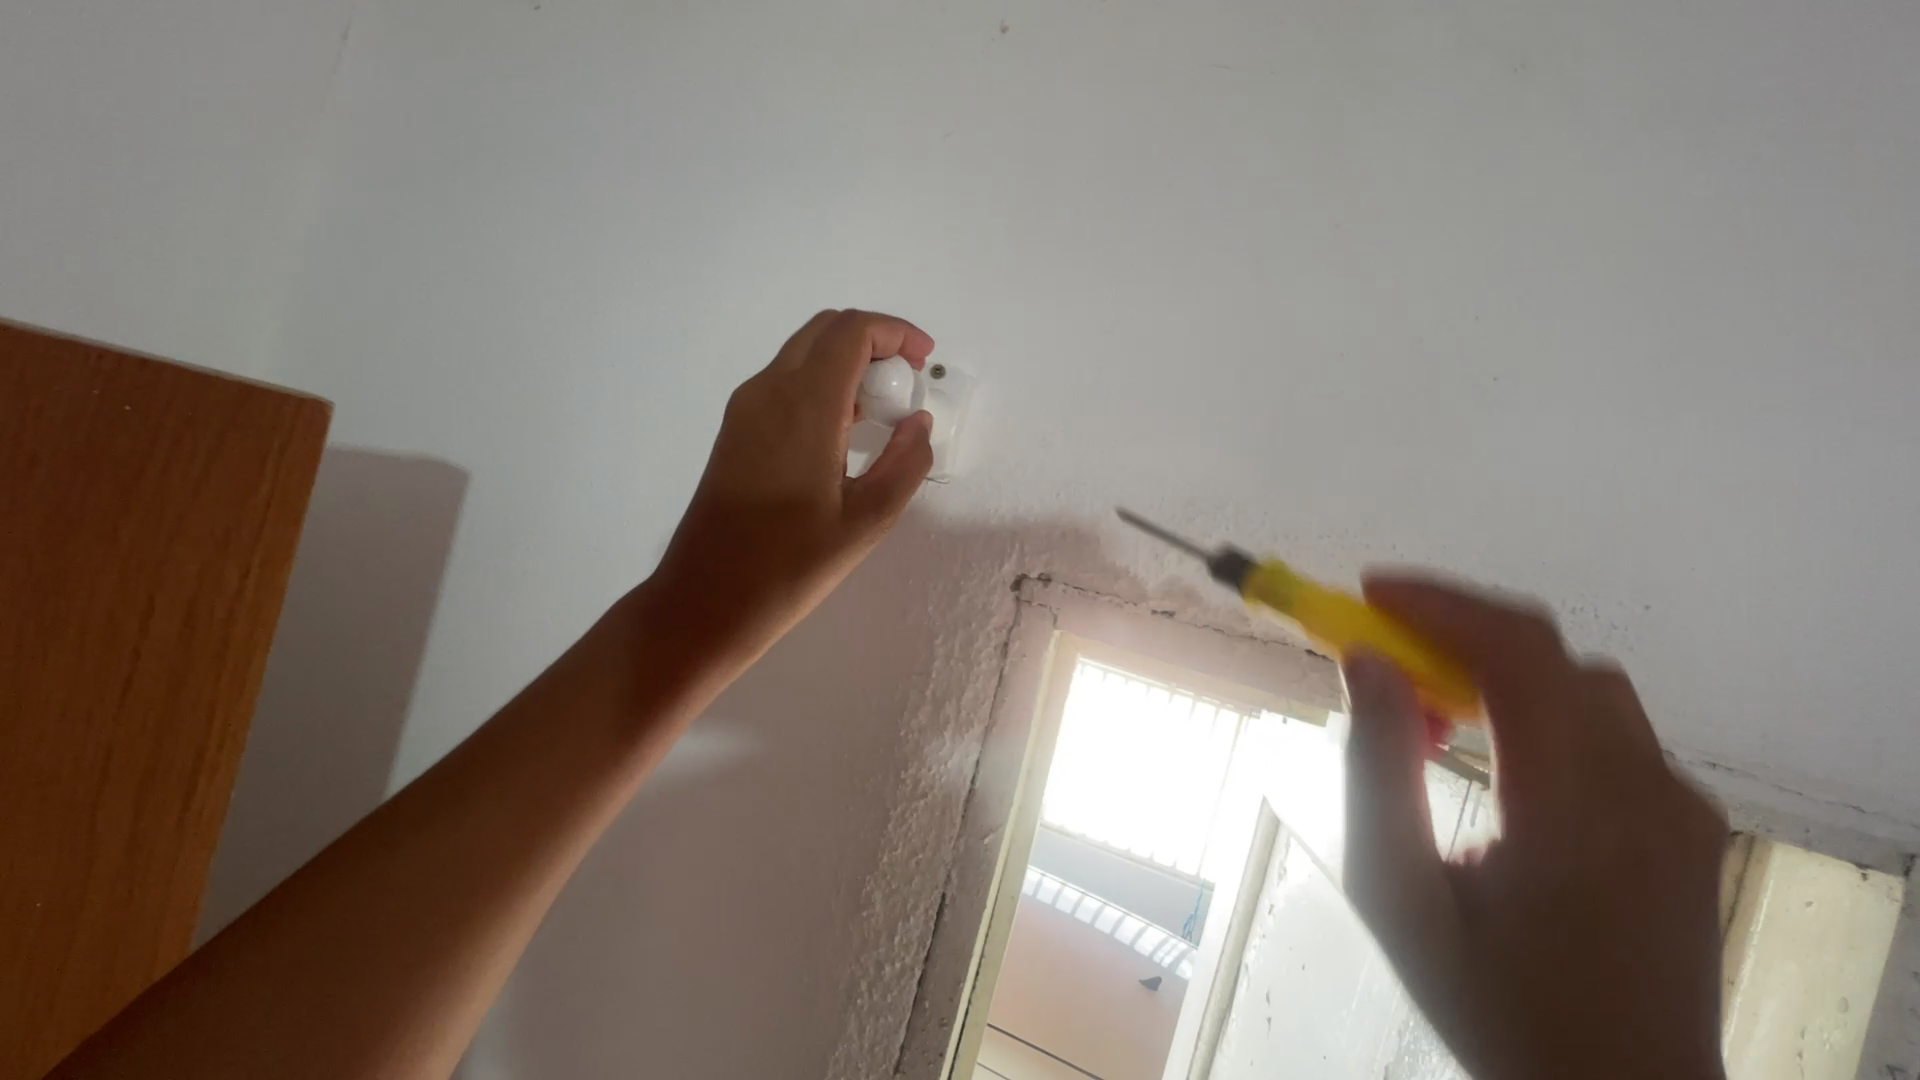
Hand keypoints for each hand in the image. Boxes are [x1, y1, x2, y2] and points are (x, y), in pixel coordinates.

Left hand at [640, 309, 935, 674]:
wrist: (708, 599)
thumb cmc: (792, 564)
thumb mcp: (868, 519)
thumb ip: (906, 462)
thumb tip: (917, 422)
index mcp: (805, 405)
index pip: (852, 331)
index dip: (897, 332)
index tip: (925, 361)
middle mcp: (769, 391)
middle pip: (826, 330)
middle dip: (874, 342)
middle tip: (904, 386)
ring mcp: (746, 409)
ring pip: (803, 355)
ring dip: (846, 365)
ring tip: (880, 416)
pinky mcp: (735, 431)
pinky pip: (785, 383)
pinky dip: (822, 386)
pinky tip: (842, 436)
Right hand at [1341, 575, 1728, 1079]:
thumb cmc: (1487, 999)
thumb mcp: (1395, 890)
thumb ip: (1376, 766)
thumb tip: (1365, 662)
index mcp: (1571, 813)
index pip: (1516, 658)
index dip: (1439, 605)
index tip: (1367, 592)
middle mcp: (1647, 793)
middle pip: (1551, 657)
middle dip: (1455, 630)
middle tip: (1380, 651)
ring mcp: (1681, 807)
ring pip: (1583, 685)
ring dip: (1496, 670)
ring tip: (1430, 714)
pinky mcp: (1689, 822)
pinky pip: (1608, 726)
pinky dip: (1537, 708)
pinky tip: (1494, 757)